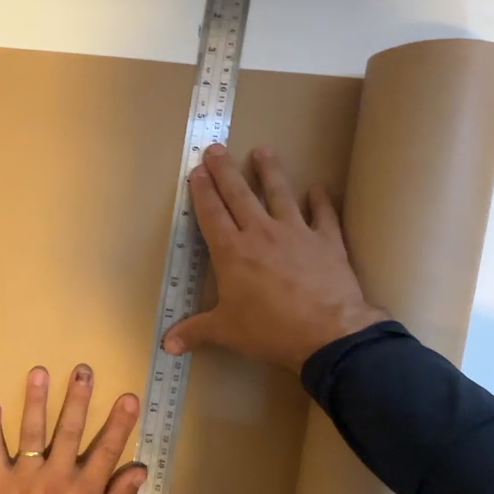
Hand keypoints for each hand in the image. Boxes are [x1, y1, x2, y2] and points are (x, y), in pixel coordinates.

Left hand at [0, 365, 148, 493]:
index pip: (107, 448)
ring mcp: (25, 476)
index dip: (120, 422)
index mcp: (86, 489)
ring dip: (36, 399)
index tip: (128, 397)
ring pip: (32, 431)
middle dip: (78, 398)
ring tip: (39, 372)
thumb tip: (139, 469)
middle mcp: (57, 475)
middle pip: (70, 429)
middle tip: (82, 370)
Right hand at [162, 143, 387, 370]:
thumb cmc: (269, 331)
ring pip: (280, 194)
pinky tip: (318, 189)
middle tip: (217, 148)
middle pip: (240, 195)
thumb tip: (165, 346)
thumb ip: (195, 332)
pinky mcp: (328, 242)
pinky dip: (321, 201)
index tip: (197, 170)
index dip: (202, 192)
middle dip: (226, 170)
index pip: (212, 214)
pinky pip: (324, 216)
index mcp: (232, 252)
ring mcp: (297, 234)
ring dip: (270, 171)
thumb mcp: (226, 332)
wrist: (328, 333)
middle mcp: (262, 234)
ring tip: (263, 150)